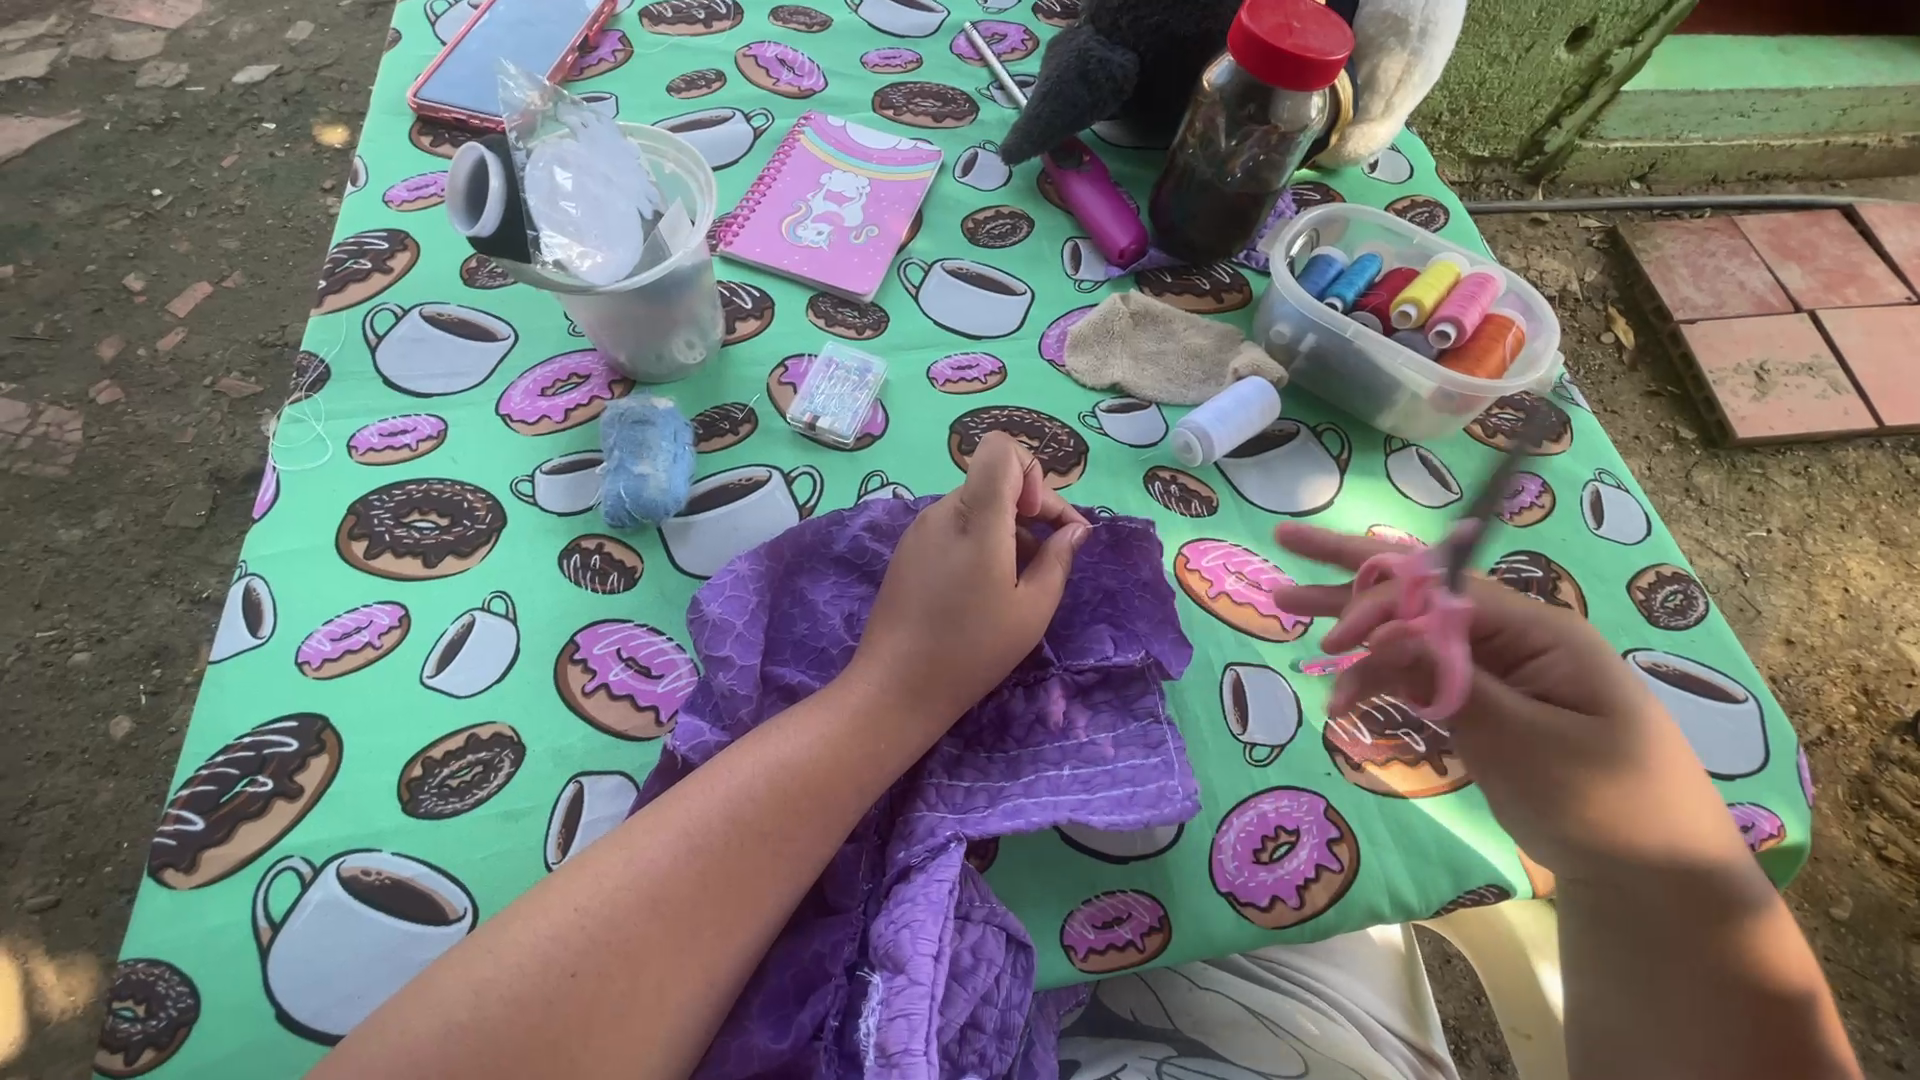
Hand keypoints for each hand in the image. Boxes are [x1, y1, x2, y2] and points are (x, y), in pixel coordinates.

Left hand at [844, 432, 1089, 730]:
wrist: (896, 686)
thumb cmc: (972, 649)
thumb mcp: (1031, 609)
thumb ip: (1059, 559)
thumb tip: (1075, 530)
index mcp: (975, 516)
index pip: (1000, 448)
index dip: (1031, 472)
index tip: (1038, 520)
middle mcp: (943, 511)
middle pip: (994, 480)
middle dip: (1031, 508)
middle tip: (1054, 557)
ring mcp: (920, 530)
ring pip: (976, 506)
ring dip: (1008, 530)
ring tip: (1021, 584)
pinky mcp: (908, 552)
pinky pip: (954, 529)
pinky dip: (981, 544)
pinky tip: (987, 590)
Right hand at [1270, 524, 1752, 886]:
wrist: (1656, 878)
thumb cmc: (1606, 804)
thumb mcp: (1524, 742)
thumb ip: (1449, 682)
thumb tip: (1380, 634)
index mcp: (1538, 633)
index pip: (1440, 594)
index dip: (1379, 604)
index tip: (1335, 641)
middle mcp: (1512, 638)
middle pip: (1418, 591)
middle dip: (1349, 572)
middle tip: (1285, 546)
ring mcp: (1495, 670)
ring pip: (1409, 633)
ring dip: (1351, 630)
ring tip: (1287, 610)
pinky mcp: (1482, 702)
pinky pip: (1418, 675)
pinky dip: (1377, 680)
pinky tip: (1340, 691)